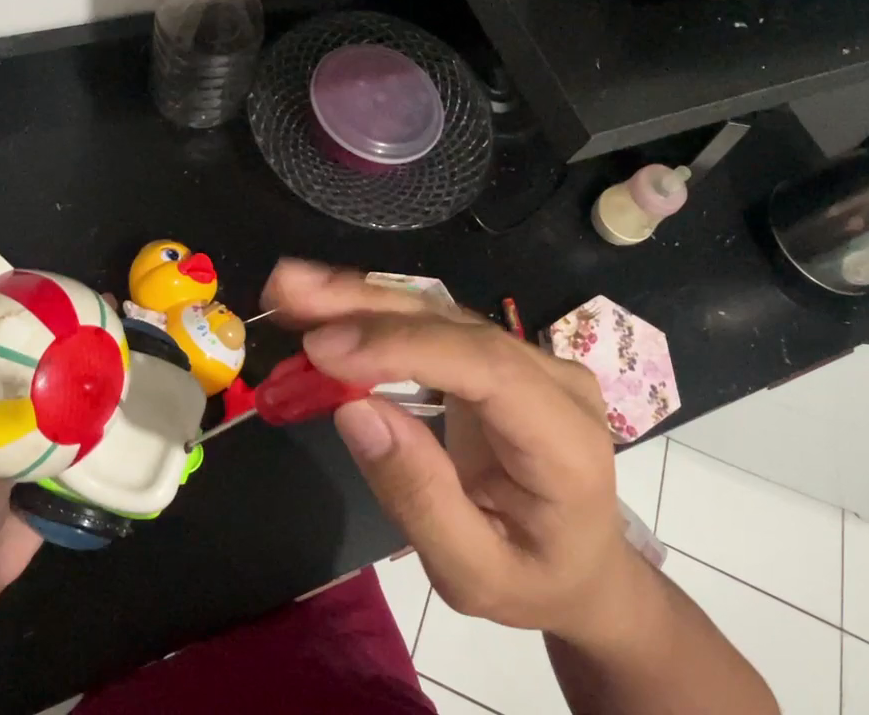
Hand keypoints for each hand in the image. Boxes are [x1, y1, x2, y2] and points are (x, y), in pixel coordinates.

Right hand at [261, 261, 640, 642]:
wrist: (580, 567)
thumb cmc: (530, 579)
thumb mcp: (472, 572)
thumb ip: (420, 496)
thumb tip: (354, 412)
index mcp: (565, 442)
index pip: (487, 369)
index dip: (404, 346)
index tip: (323, 348)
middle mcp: (555, 381)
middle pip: (458, 326)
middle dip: (366, 307)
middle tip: (287, 292)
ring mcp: (531, 361)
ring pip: (440, 314)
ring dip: (360, 300)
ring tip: (290, 289)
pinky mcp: (501, 357)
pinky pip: (434, 326)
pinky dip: (374, 316)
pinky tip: (326, 307)